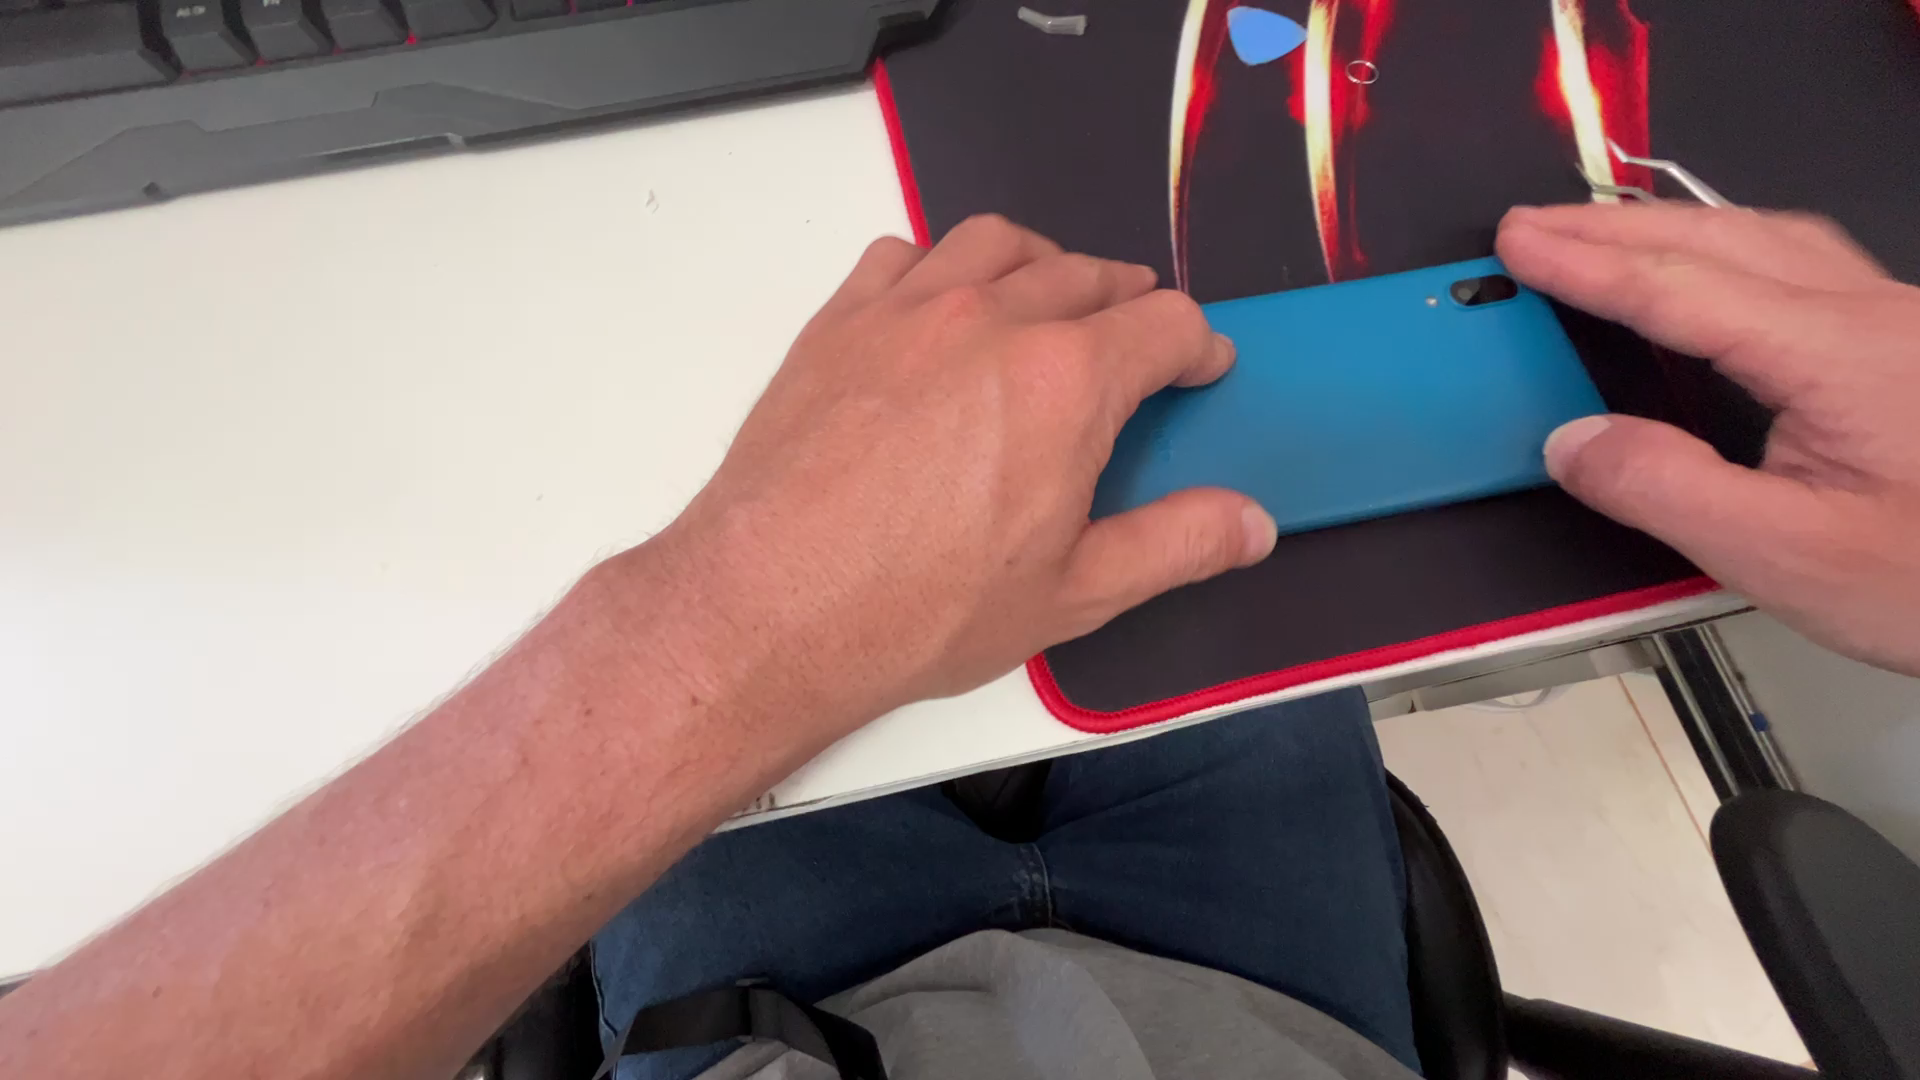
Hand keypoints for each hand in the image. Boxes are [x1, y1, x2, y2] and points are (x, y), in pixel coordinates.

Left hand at [627, 215, 1274, 731]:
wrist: (773, 608)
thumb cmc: (924, 610)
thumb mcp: (1073, 594)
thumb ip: (1175, 544)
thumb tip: (1253, 523)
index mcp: (1069, 381)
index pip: (1164, 324)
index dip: (1196, 345)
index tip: (1198, 367)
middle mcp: (993, 320)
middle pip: (1088, 274)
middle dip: (1127, 303)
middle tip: (1133, 339)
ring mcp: (908, 309)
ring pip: (998, 243)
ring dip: (1042, 264)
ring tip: (1049, 302)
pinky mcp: (839, 320)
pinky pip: (904, 256)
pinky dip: (942, 265)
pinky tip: (942, 305)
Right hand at [1497, 202, 1919, 674]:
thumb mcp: (1781, 552)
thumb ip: (1659, 488)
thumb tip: (1568, 439)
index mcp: (1843, 355)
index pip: (1680, 292)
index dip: (1586, 265)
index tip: (1515, 242)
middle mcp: (1877, 318)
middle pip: (1725, 241)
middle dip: (1612, 227)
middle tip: (1528, 224)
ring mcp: (1898, 326)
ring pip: (1767, 242)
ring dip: (1663, 229)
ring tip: (1591, 233)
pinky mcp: (1900, 348)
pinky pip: (1791, 266)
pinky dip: (1713, 250)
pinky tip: (1690, 267)